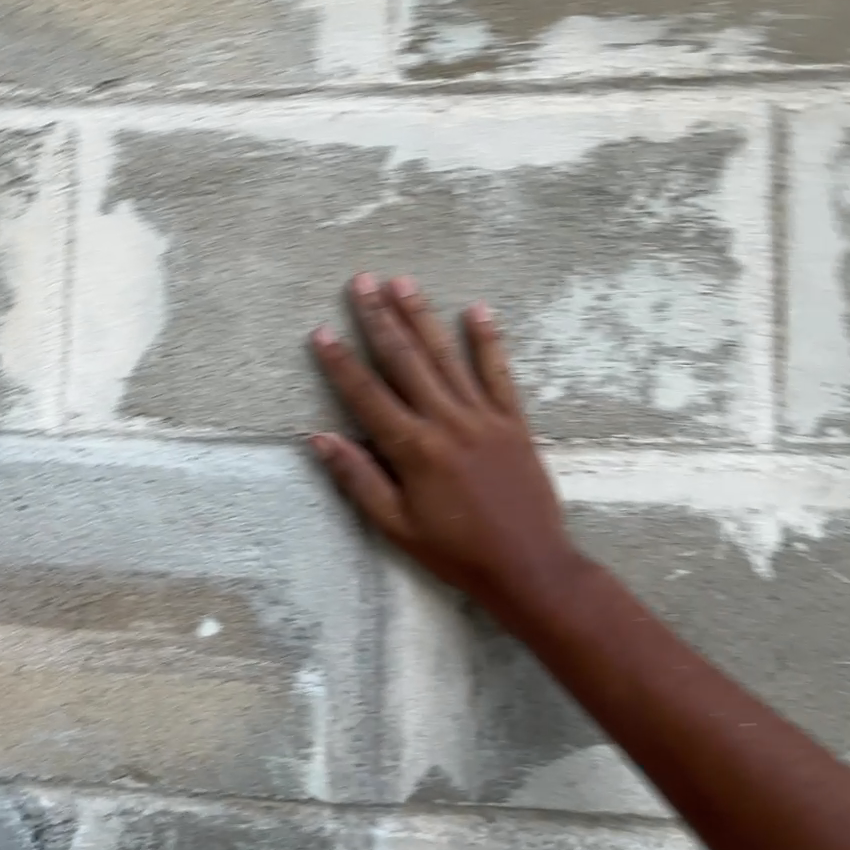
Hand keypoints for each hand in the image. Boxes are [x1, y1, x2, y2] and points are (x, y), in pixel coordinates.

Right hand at [309, 274, 583, 617]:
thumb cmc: (454, 551)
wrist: (530, 567)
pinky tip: (477, 310)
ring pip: (447, 357)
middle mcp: (447, 423)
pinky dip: (488, 341)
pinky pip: (499, 374)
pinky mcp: (514, 422)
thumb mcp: (394, 524)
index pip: (366, 394)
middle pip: (405, 361)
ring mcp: (484, 418)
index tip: (322, 332)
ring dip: (422, 316)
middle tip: (361, 282)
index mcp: (413, 449)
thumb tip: (318, 438)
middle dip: (379, 318)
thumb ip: (357, 478)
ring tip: (403, 282)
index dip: (340, 362)